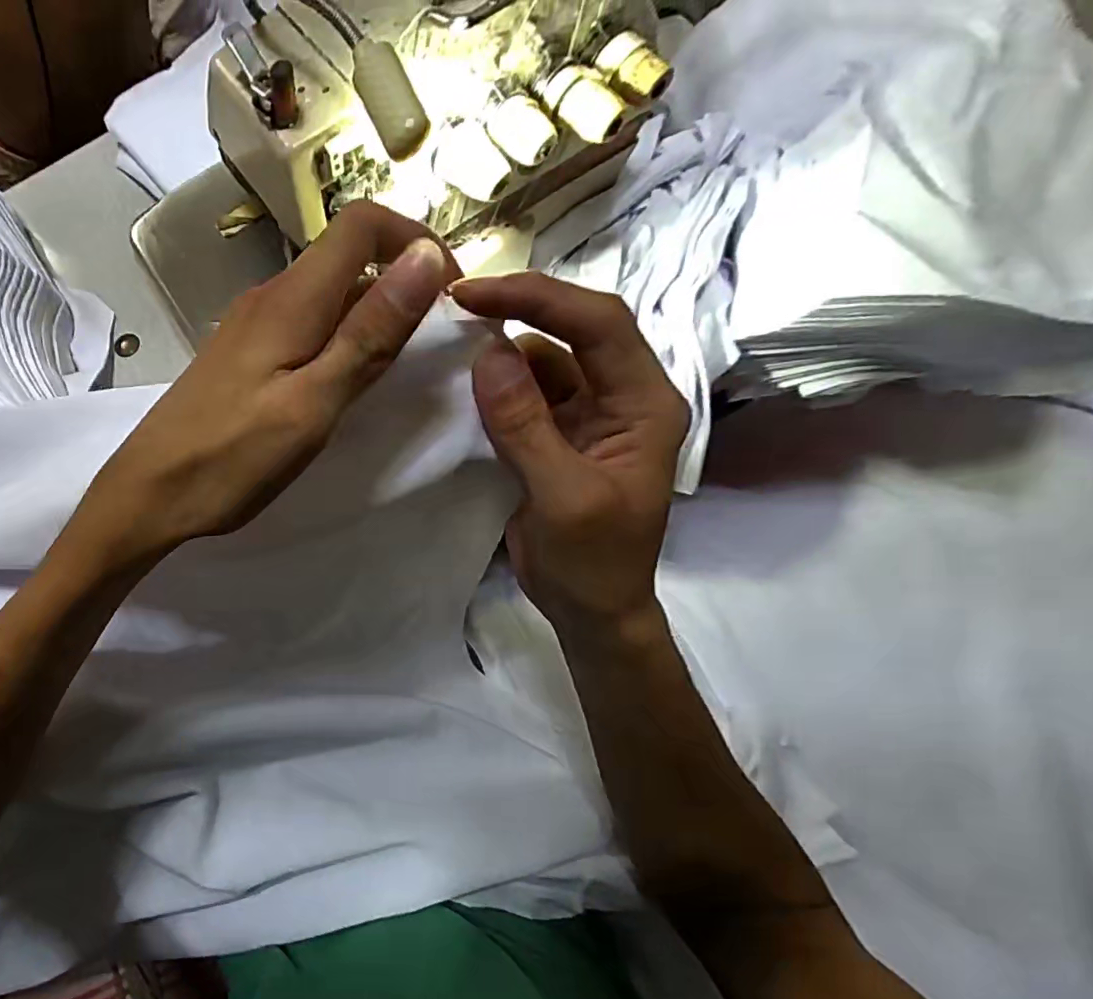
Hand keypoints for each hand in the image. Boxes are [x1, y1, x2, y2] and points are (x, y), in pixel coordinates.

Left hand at [65, 201, 456, 565]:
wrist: (148, 495)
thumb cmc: (230, 458)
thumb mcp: (313, 403)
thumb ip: (368, 334)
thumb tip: (425, 259)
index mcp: (290, 300)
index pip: (363, 225)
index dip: (416, 241)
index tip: (450, 295)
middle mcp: (269, 298)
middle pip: (348, 261)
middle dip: (401, 287)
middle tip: (430, 349)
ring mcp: (251, 327)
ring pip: (328, 298)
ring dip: (372, 320)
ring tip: (392, 376)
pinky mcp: (243, 357)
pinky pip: (305, 329)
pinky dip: (339, 344)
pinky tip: (342, 390)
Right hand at [450, 273, 687, 627]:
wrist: (590, 610)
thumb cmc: (593, 562)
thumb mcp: (563, 497)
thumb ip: (526, 426)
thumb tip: (487, 354)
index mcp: (644, 403)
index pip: (599, 325)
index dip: (539, 299)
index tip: (474, 294)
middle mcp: (619, 396)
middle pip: (572, 330)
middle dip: (518, 311)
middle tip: (454, 305)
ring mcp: (585, 414)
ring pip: (542, 359)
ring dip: (500, 351)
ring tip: (448, 346)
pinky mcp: (554, 433)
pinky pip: (522, 393)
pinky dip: (492, 386)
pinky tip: (460, 386)